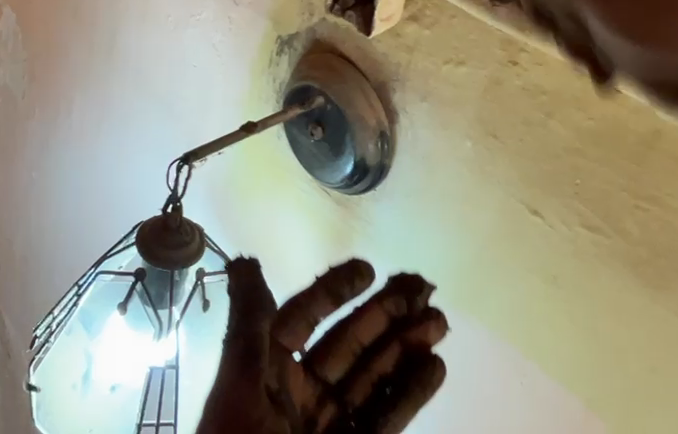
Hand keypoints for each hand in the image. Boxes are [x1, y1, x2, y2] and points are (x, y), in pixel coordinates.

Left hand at [196, 258, 447, 433]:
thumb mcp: (238, 384)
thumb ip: (248, 325)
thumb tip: (246, 259)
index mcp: (269, 370)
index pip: (304, 318)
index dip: (333, 291)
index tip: (368, 268)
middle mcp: (302, 392)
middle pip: (348, 343)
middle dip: (384, 313)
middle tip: (422, 287)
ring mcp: (330, 425)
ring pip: (373, 376)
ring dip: (406, 346)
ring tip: (439, 321)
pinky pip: (385, 418)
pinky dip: (411, 393)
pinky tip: (435, 368)